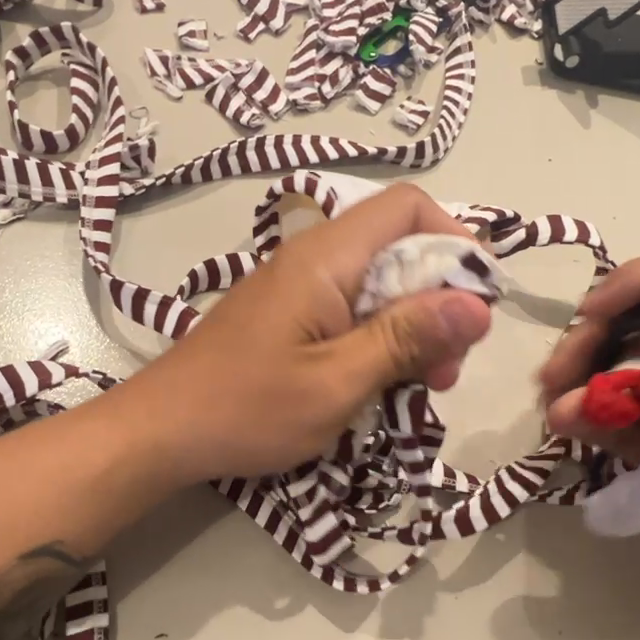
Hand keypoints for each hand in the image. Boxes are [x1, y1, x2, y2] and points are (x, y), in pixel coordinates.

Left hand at [122, 183, 493, 484]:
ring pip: (376, 287)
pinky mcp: (284, 320)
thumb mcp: (338, 382)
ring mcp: (294, 291)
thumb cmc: (248, 409)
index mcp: (324, 258)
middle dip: (437, 302)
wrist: (161, 432)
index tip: (475, 305)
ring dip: (409, 331)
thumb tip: (478, 303)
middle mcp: (310, 260)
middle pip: (399, 249)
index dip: (455, 243)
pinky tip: (380, 387)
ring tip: (422, 388)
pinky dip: (375, 343)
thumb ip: (406, 339)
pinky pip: (347, 313)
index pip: (407, 206)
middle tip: (447, 370)